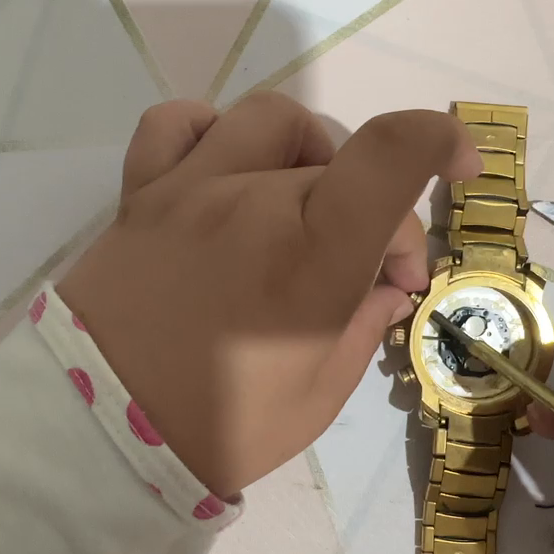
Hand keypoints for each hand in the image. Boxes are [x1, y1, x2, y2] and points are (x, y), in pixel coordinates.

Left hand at [58, 93, 480, 496]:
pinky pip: (175, 122)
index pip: (392, 153)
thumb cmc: (219, 427)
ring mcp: (189, 189)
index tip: (455, 168)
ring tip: (297, 201)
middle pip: (341, 158)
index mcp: (311, 257)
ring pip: (269, 119)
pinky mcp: (139, 193)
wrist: (98, 433)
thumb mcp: (319, 393)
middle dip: (370, 207)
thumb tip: (382, 279)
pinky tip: (221, 168)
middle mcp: (252, 202)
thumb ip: (362, 321)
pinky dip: (212, 130)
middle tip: (357, 268)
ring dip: (306, 151)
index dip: (441, 140)